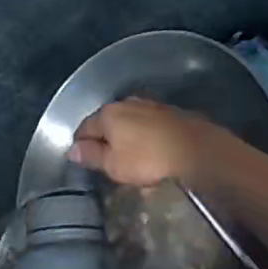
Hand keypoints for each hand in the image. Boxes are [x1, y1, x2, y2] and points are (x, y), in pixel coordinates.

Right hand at [68, 97, 228, 186]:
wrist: (194, 148)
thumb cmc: (148, 159)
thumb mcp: (114, 165)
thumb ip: (92, 156)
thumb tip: (73, 149)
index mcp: (108, 113)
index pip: (84, 128)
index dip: (80, 145)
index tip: (82, 161)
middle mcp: (127, 102)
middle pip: (107, 123)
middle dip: (105, 141)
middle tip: (107, 165)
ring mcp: (149, 105)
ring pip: (129, 123)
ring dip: (126, 139)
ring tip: (130, 162)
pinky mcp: (167, 112)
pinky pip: (147, 125)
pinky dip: (144, 138)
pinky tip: (150, 153)